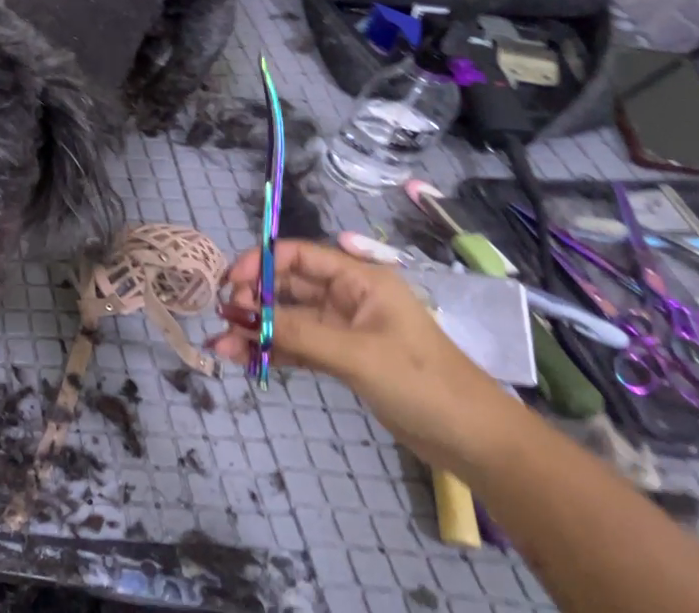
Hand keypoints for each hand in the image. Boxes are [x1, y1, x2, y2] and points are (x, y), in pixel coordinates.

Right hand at [211, 238, 511, 469]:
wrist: (477, 442)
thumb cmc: (424, 384)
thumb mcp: (355, 355)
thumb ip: (294, 333)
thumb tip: (234, 316)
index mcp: (361, 281)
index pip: (298, 255)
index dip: (259, 263)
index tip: (229, 285)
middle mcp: (349, 298)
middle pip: (287, 286)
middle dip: (251, 301)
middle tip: (223, 321)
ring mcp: (344, 329)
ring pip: (286, 319)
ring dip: (254, 330)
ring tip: (221, 347)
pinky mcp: (341, 358)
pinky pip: (295, 345)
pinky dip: (269, 350)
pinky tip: (242, 359)